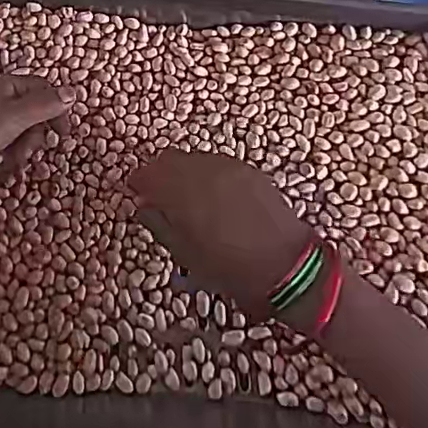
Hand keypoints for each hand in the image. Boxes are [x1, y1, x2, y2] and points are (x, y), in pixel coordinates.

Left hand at [0, 74, 69, 196]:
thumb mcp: (13, 117)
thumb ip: (44, 105)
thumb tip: (73, 92)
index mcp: (6, 86)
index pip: (43, 89)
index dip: (57, 109)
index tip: (64, 133)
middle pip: (33, 114)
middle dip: (35, 135)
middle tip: (27, 149)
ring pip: (20, 133)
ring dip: (21, 149)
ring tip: (10, 160)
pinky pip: (4, 146)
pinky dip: (6, 156)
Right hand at [128, 150, 315, 312]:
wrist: (290, 268)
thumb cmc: (230, 269)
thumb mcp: (185, 254)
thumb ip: (159, 224)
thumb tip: (144, 205)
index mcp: (178, 190)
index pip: (145, 174)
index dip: (138, 184)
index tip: (137, 195)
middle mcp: (200, 169)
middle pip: (167, 159)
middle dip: (159, 174)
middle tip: (159, 197)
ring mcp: (227, 166)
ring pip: (193, 159)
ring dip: (184, 173)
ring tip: (189, 199)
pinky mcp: (249, 170)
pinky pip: (217, 164)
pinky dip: (208, 175)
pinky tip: (215, 198)